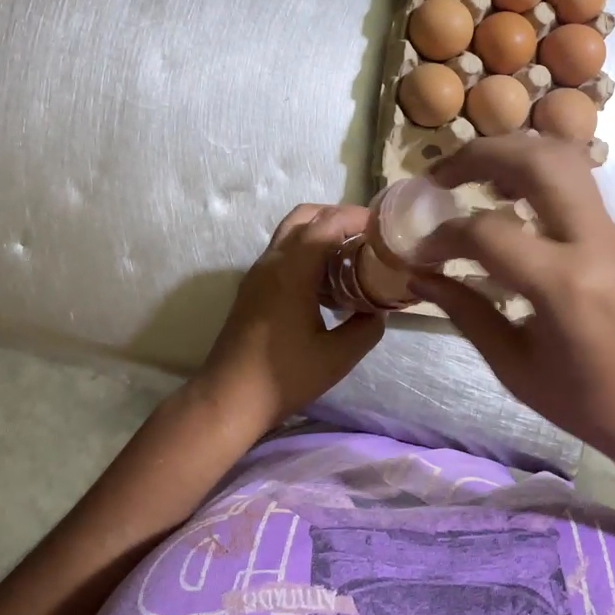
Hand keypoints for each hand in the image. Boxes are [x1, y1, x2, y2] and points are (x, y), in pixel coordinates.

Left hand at [196, 204, 385, 427]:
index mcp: (292, 271)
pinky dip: (307, 252)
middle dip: (338, 216)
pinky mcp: (252, 288)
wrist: (229, 398)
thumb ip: (366, 328)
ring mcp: (258, 274)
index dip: (358, 217)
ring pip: (291, 233)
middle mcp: (272, 262)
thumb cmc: (285, 377)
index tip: (385, 226)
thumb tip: (378, 311)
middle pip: (306, 216)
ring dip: (321, 234)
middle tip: (368, 236)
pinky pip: (283, 254)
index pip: (328, 223)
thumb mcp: (338, 357)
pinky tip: (327, 283)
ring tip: (352, 257)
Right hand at [409, 135, 614, 455]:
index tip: (419, 252)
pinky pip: (574, 180)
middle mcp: (592, 242)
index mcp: (563, 285)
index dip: (443, 237)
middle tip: (440, 176)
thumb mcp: (515, 368)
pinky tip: (508, 197)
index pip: (488, 233)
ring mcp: (612, 232)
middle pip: (535, 162)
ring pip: (562, 157)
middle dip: (479, 156)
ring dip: (511, 153)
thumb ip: (466, 312)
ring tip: (472, 175)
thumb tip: (420, 276)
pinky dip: (534, 171)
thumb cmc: (590, 403)